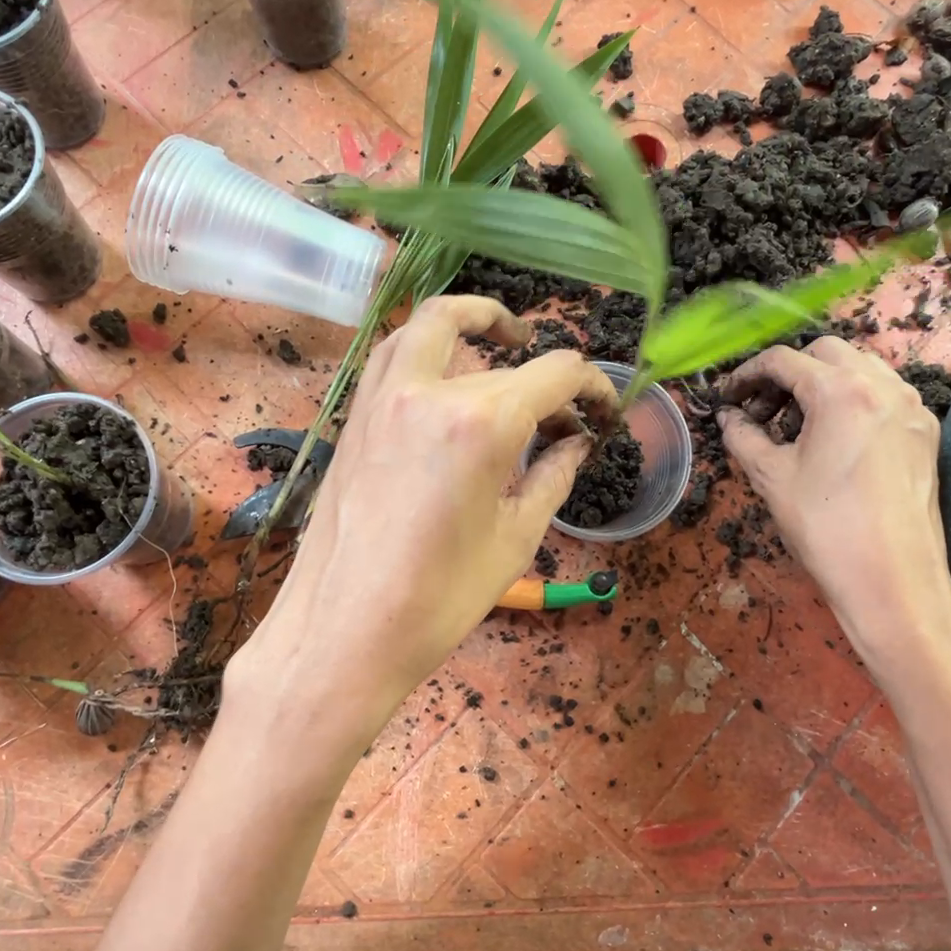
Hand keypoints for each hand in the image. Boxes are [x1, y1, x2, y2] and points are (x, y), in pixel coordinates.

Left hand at [226, 296, 615, 741]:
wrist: (345, 629)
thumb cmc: (440, 597)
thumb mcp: (515, 538)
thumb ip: (552, 477)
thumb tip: (575, 444)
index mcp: (481, 423)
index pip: (556, 372)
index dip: (593, 384)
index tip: (604, 409)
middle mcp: (430, 391)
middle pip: (503, 359)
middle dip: (546, 379)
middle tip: (563, 413)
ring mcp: (384, 396)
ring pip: (434, 324)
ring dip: (475, 320)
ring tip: (504, 340)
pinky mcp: (357, 414)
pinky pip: (396, 352)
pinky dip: (428, 343)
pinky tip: (446, 373)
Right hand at [718, 339, 950, 678]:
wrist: (893, 579)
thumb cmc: (825, 526)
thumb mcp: (771, 478)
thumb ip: (744, 437)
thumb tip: (729, 418)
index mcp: (840, 391)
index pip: (783, 360)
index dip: (747, 375)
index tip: (728, 398)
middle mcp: (882, 386)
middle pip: (825, 352)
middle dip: (787, 373)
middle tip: (763, 409)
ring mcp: (911, 406)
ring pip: (860, 367)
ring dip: (822, 382)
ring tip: (797, 424)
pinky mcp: (925, 430)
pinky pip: (883, 394)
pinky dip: (853, 399)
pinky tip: (834, 437)